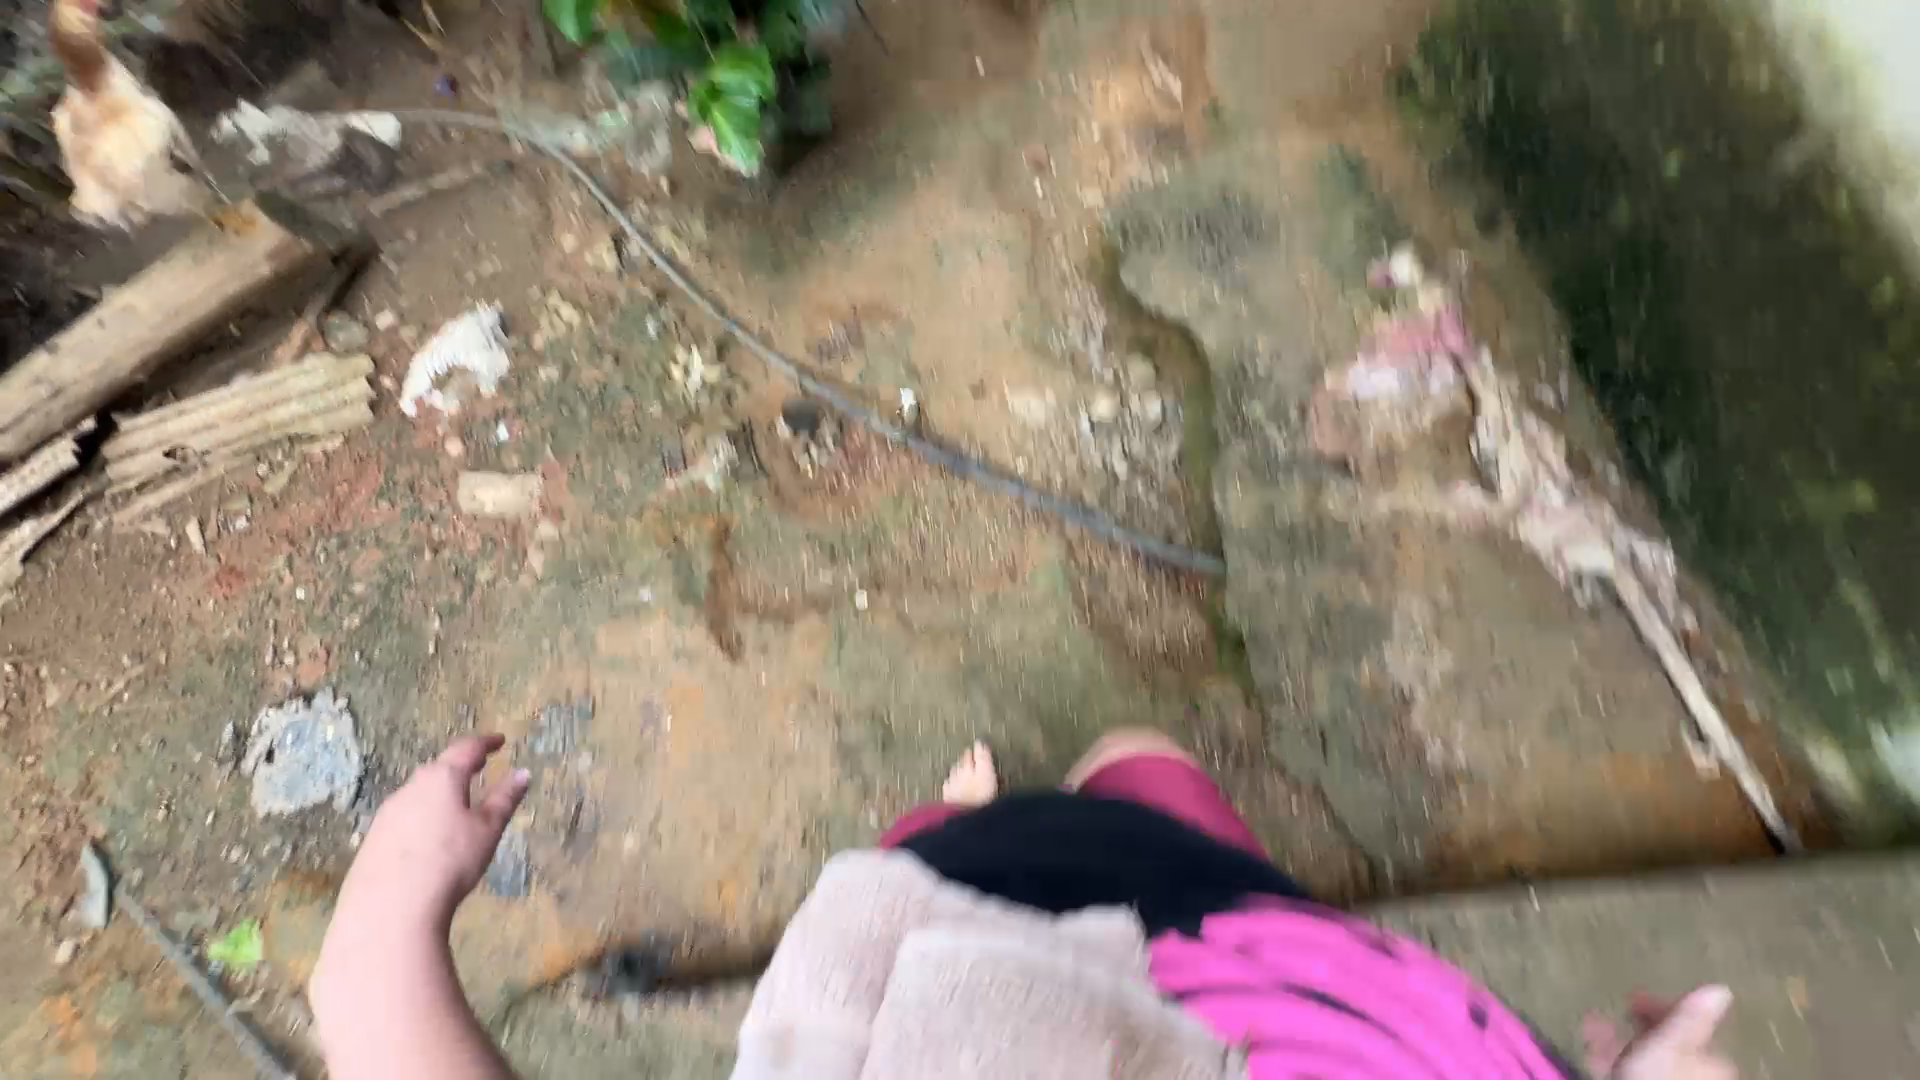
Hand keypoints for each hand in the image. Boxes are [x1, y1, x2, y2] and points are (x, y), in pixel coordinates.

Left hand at [334, 734, 529, 932]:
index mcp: (442, 779)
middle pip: (438, 768)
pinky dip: (423, 812)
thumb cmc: (450, 861)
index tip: (500, 741)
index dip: (485, 743)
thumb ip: (505, 799)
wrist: (388, 911)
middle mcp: (411, 789)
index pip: (466, 749)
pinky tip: (430, 832)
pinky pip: (404, 814)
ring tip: (457, 799)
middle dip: (460, 765)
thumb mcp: (488, 829)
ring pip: (418, 791)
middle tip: (480, 766)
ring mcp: (387, 814)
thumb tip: (523, 773)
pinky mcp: (372, 839)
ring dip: (440, 789)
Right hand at [1584, 985, 1737, 1079]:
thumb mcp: (1673, 1044)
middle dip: (1630, 1024)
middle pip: (1663, 1038)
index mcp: (1710, 1057)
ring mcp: (1674, 1078)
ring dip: (1616, 1039)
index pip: (1685, 1021)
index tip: (1629, 997)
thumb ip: (1692, 1017)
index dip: (1656, 1006)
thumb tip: (1721, 988)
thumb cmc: (1660, 1077)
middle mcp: (1698, 1070)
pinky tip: (1595, 1053)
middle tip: (1602, 1016)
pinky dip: (1613, 1056)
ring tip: (1589, 1033)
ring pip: (1644, 1053)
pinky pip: (1634, 1067)